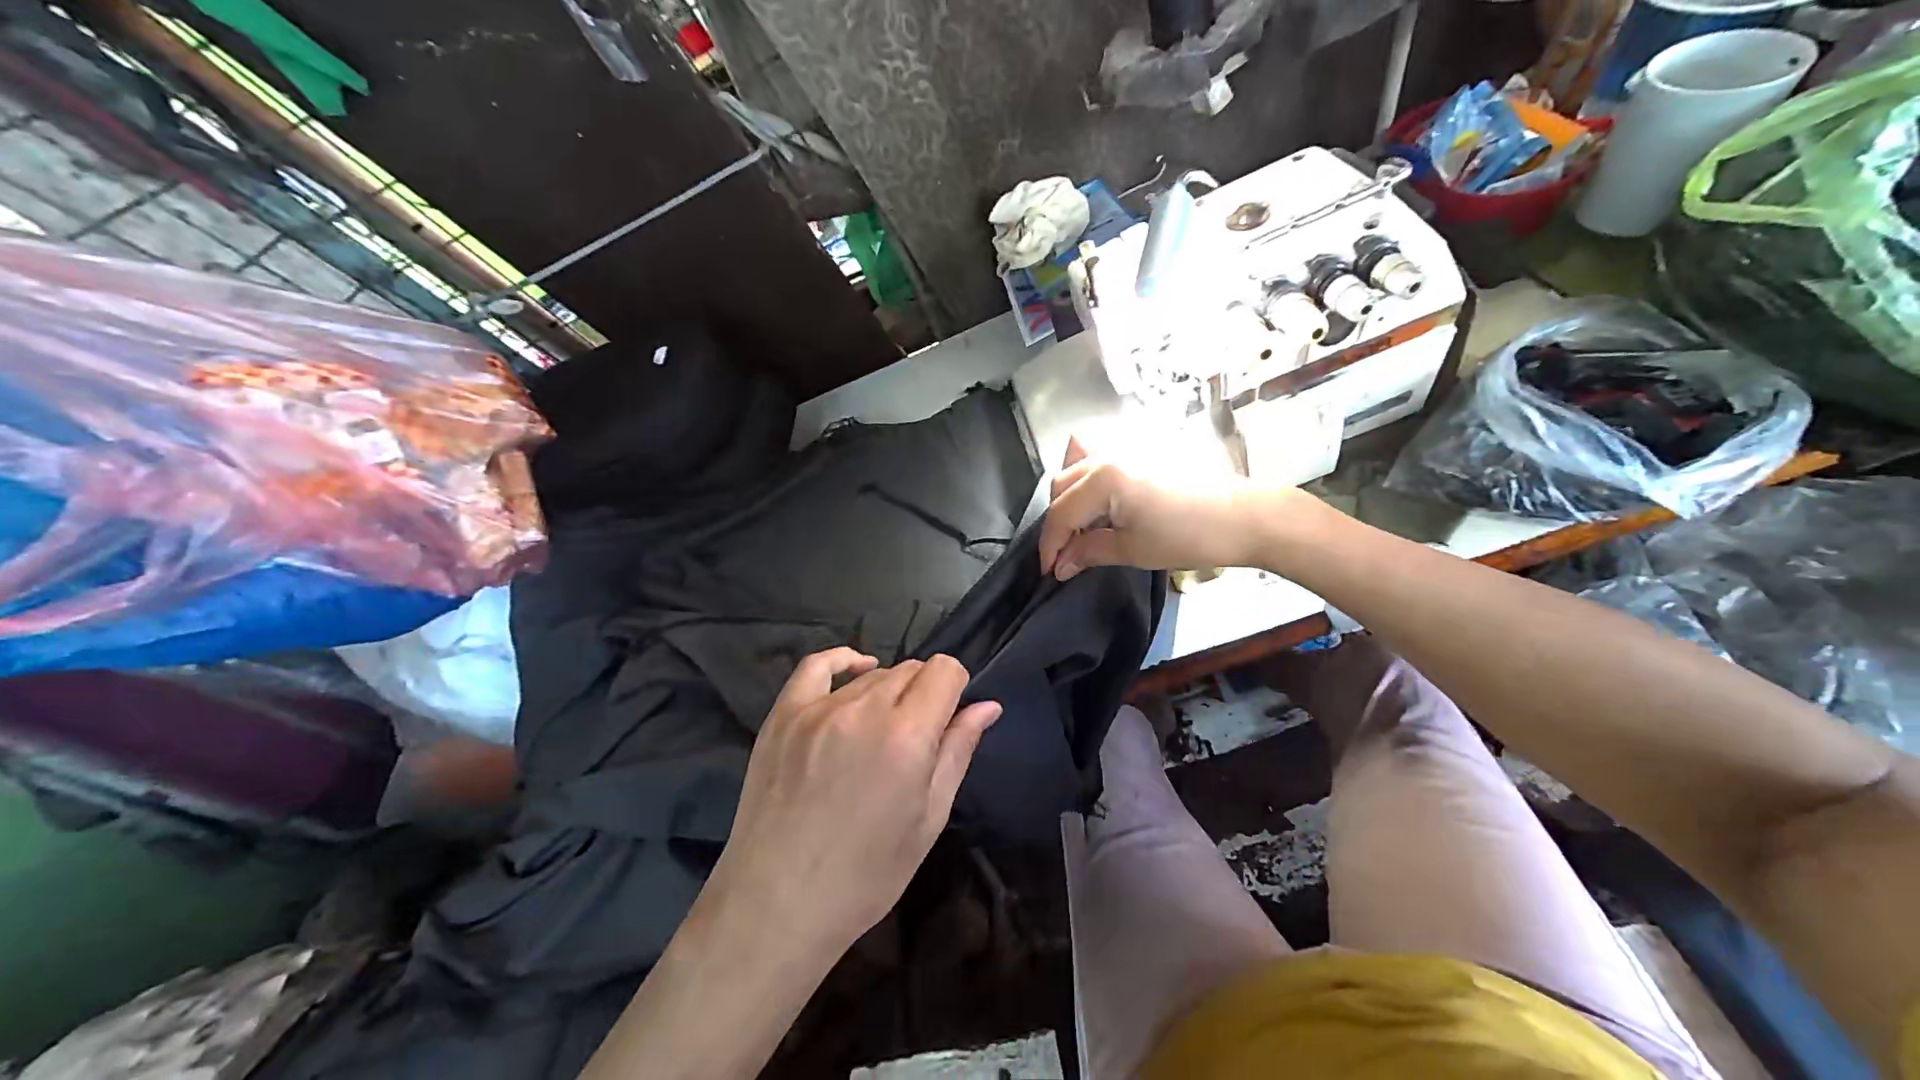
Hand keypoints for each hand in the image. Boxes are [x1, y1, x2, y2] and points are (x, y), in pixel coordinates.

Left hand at [705, 648, 1001, 952]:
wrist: (778, 903)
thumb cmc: (865, 875)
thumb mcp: (928, 820)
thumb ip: (957, 753)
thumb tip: (986, 706)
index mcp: (907, 737)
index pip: (945, 671)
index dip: (956, 689)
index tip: (948, 718)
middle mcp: (864, 710)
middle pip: (910, 670)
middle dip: (924, 694)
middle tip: (914, 739)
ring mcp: (819, 709)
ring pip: (871, 674)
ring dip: (887, 693)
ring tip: (878, 735)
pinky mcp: (784, 715)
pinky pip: (816, 666)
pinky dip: (842, 660)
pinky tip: (857, 667)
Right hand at [1039, 436, 1308, 579]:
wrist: (1246, 517)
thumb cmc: (1189, 536)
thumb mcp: (1133, 550)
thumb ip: (1088, 552)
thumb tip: (1060, 566)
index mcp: (1102, 478)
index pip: (1060, 513)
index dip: (1050, 546)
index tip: (1049, 572)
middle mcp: (1108, 454)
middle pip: (1062, 485)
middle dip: (1058, 521)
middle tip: (1067, 552)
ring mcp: (1127, 445)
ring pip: (1079, 468)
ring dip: (1071, 498)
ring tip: (1082, 528)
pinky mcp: (1145, 448)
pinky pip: (1102, 458)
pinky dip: (1091, 478)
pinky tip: (1100, 498)